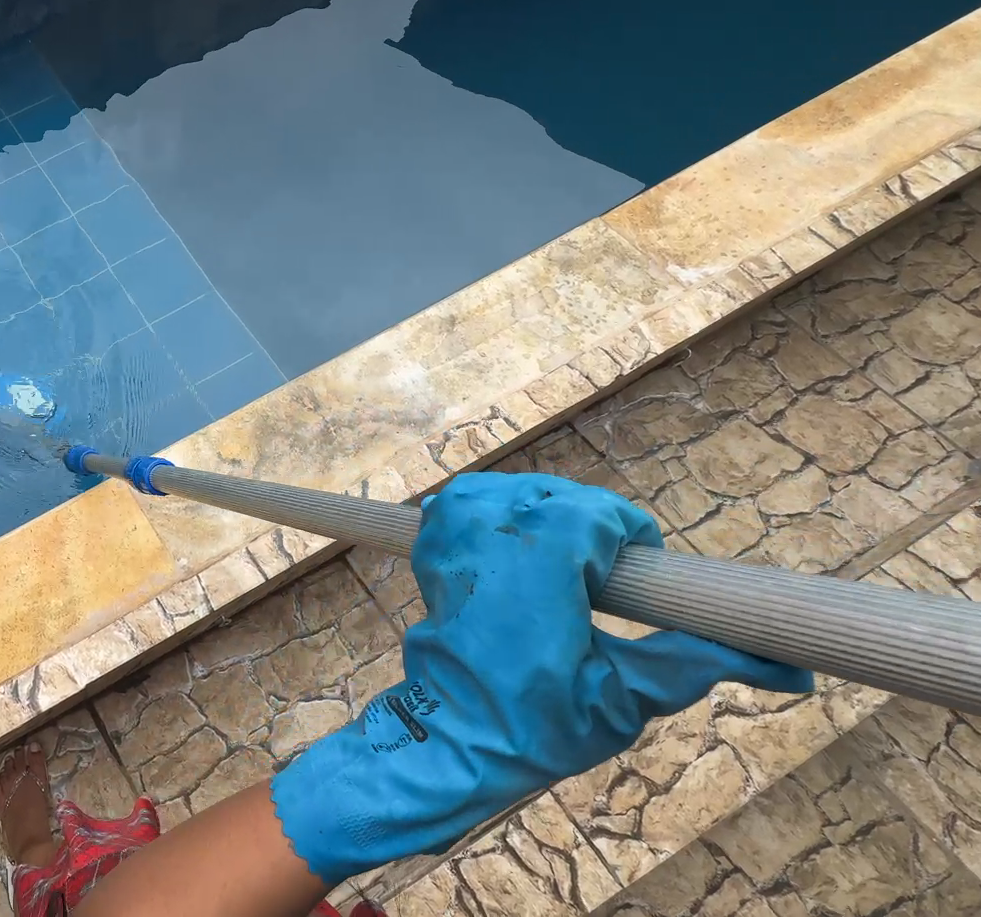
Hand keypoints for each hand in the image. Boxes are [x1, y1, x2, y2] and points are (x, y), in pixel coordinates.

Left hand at [270, 472, 812, 881]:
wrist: (453, 732)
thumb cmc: (539, 719)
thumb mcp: (628, 694)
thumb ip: (700, 663)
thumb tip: (793, 671)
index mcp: (540, 557)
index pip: (596, 510)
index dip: (626, 533)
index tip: (636, 568)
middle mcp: (489, 532)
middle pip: (552, 494)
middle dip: (585, 520)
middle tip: (602, 569)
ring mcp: (448, 535)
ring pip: (505, 491)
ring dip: (537, 510)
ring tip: (558, 554)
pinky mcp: (428, 547)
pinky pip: (461, 503)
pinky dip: (488, 512)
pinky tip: (507, 543)